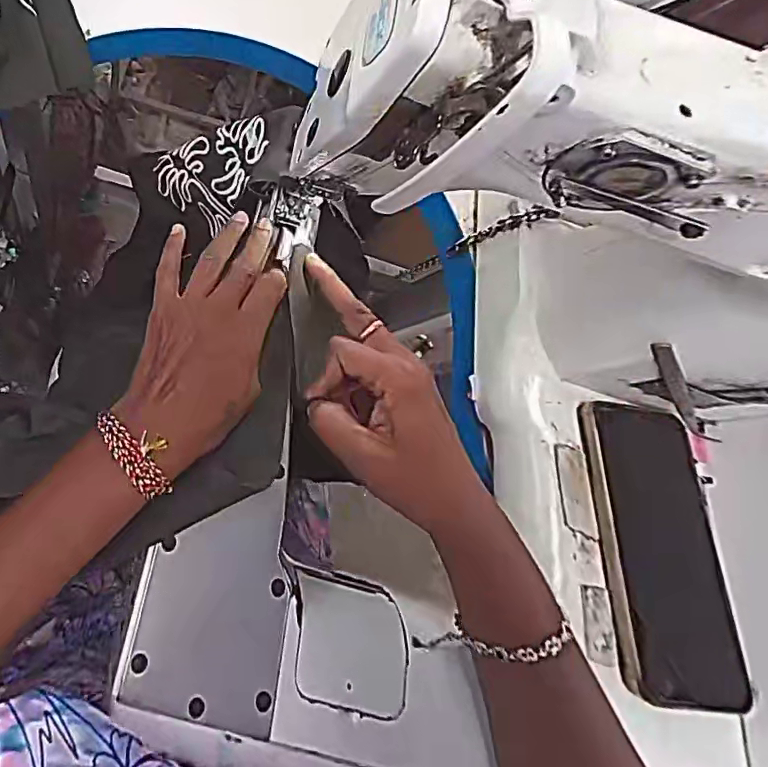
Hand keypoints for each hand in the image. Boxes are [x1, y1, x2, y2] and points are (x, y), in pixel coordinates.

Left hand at [117, 212, 286, 476]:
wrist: (159, 423)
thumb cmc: (206, 414)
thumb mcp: (250, 387)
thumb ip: (255, 352)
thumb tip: (255, 336)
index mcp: (246, 330)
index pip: (271, 287)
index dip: (280, 273)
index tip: (283, 265)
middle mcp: (219, 310)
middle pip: (245, 266)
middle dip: (260, 242)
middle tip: (268, 226)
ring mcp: (188, 305)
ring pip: (212, 259)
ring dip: (228, 236)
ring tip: (240, 219)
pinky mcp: (163, 308)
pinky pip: (168, 270)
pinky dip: (173, 248)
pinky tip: (179, 231)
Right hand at [302, 253, 494, 541]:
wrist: (454, 500)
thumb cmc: (421, 482)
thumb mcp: (361, 455)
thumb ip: (327, 418)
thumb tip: (315, 400)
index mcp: (398, 376)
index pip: (343, 351)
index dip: (323, 378)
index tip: (320, 405)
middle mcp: (407, 365)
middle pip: (360, 320)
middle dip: (334, 304)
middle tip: (313, 266)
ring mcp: (410, 373)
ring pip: (364, 343)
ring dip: (344, 369)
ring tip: (344, 409)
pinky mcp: (409, 385)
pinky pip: (373, 366)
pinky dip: (355, 381)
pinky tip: (354, 411)